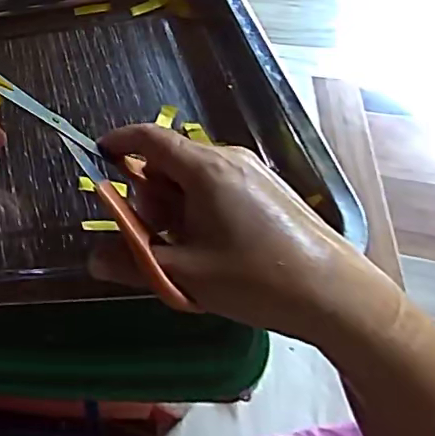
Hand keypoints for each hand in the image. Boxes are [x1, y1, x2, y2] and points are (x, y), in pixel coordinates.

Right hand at [88, 124, 404, 347]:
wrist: (341, 297)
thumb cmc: (257, 279)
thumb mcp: (187, 275)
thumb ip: (134, 262)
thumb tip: (93, 260)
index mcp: (203, 168)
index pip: (148, 138)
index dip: (118, 142)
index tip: (98, 156)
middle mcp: (227, 157)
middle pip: (170, 159)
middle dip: (149, 190)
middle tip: (150, 232)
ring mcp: (252, 169)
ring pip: (194, 173)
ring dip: (176, 201)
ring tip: (186, 247)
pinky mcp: (269, 187)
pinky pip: (218, 182)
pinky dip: (200, 203)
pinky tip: (215, 245)